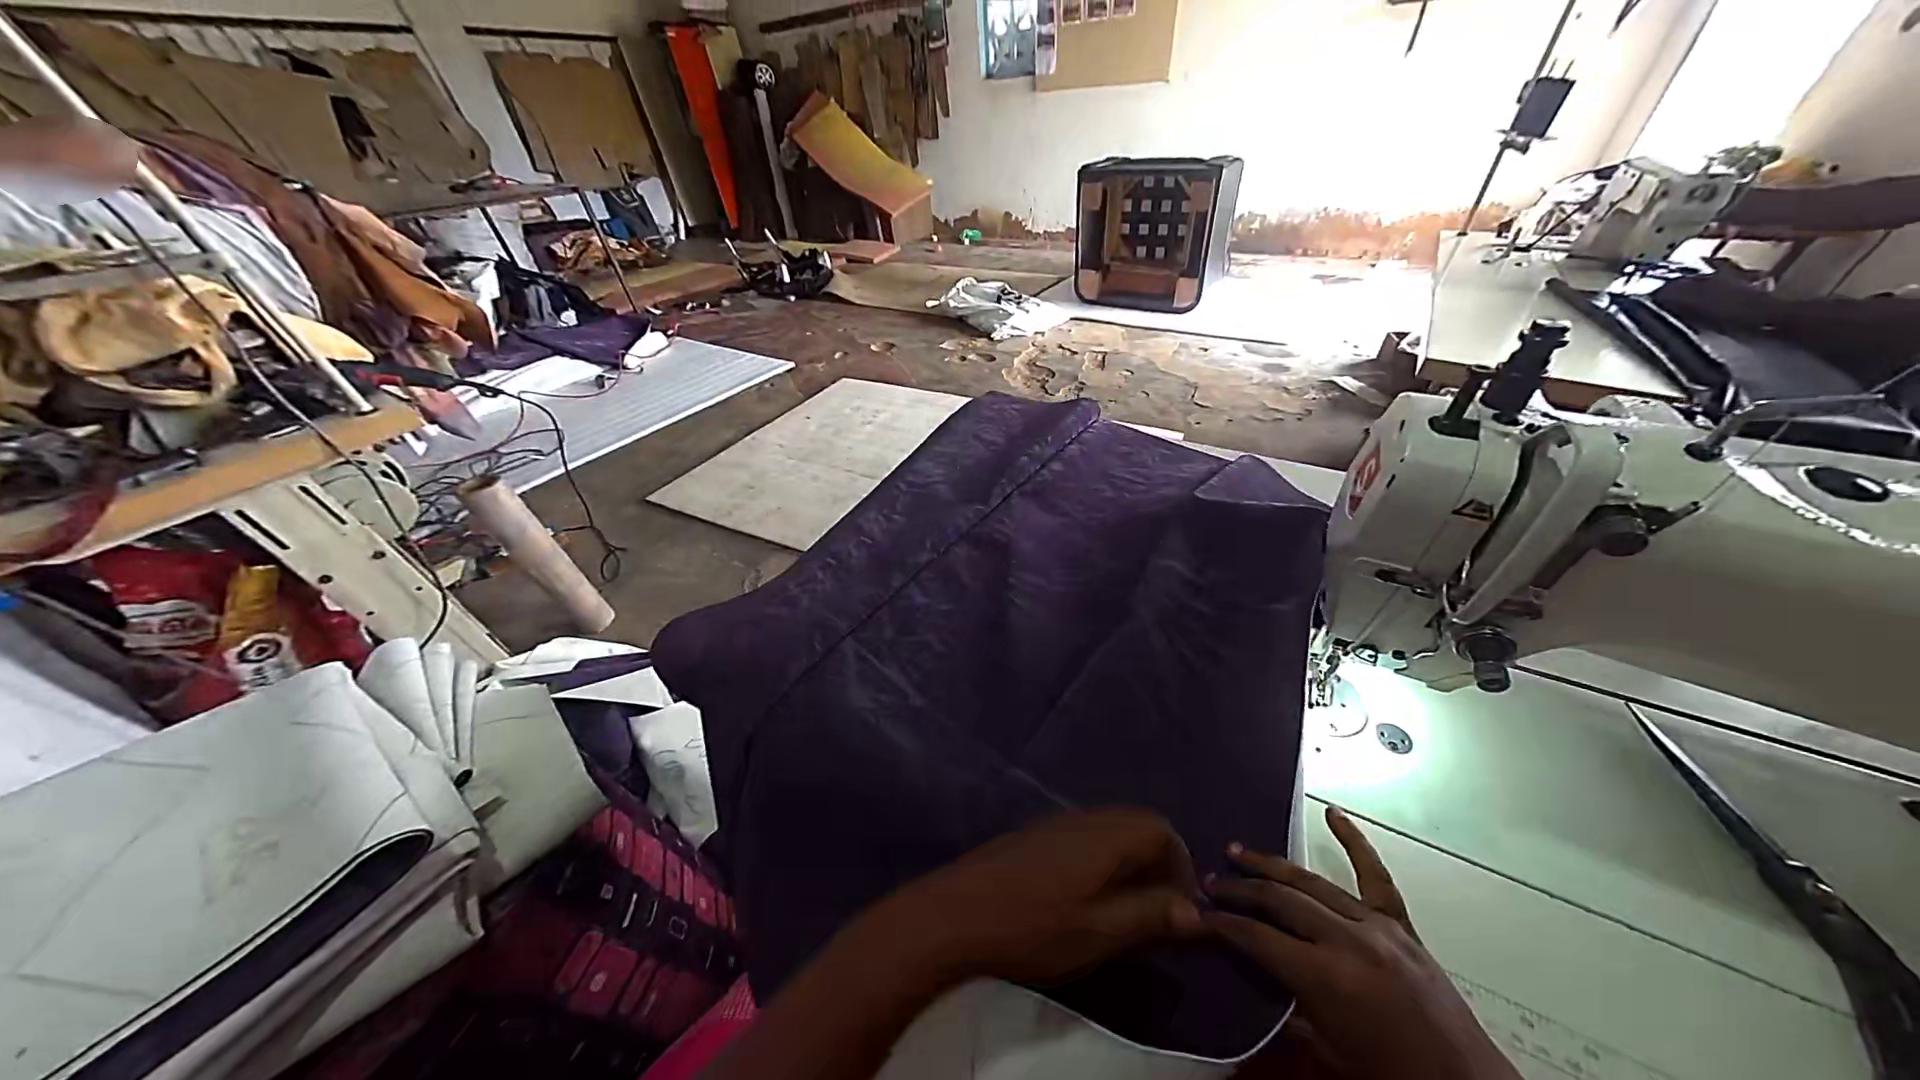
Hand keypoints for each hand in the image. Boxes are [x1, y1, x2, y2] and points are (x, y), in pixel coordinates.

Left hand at [867, 808, 1206, 986]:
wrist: (954, 913)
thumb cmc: (1032, 927)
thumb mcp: (1099, 932)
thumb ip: (1150, 916)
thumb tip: (1196, 910)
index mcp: (1104, 836)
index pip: (1162, 830)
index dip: (1180, 867)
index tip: (1178, 910)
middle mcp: (1083, 819)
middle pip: (1137, 823)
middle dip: (1158, 862)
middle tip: (1156, 910)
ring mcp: (1054, 824)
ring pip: (1109, 829)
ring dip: (1128, 862)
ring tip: (1123, 908)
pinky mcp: (1033, 836)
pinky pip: (1084, 836)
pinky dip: (1101, 860)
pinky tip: (1084, 896)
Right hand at [1206, 806, 1520, 1079]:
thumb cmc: (1392, 1076)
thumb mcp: (1326, 1053)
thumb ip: (1283, 1011)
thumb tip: (1248, 979)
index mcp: (1326, 978)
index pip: (1258, 937)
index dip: (1225, 923)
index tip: (1201, 912)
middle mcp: (1348, 942)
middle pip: (1279, 901)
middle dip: (1239, 890)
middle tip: (1210, 881)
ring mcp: (1378, 928)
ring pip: (1311, 882)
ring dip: (1271, 865)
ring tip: (1240, 852)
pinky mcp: (1402, 927)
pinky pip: (1375, 877)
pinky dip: (1355, 842)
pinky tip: (1334, 815)